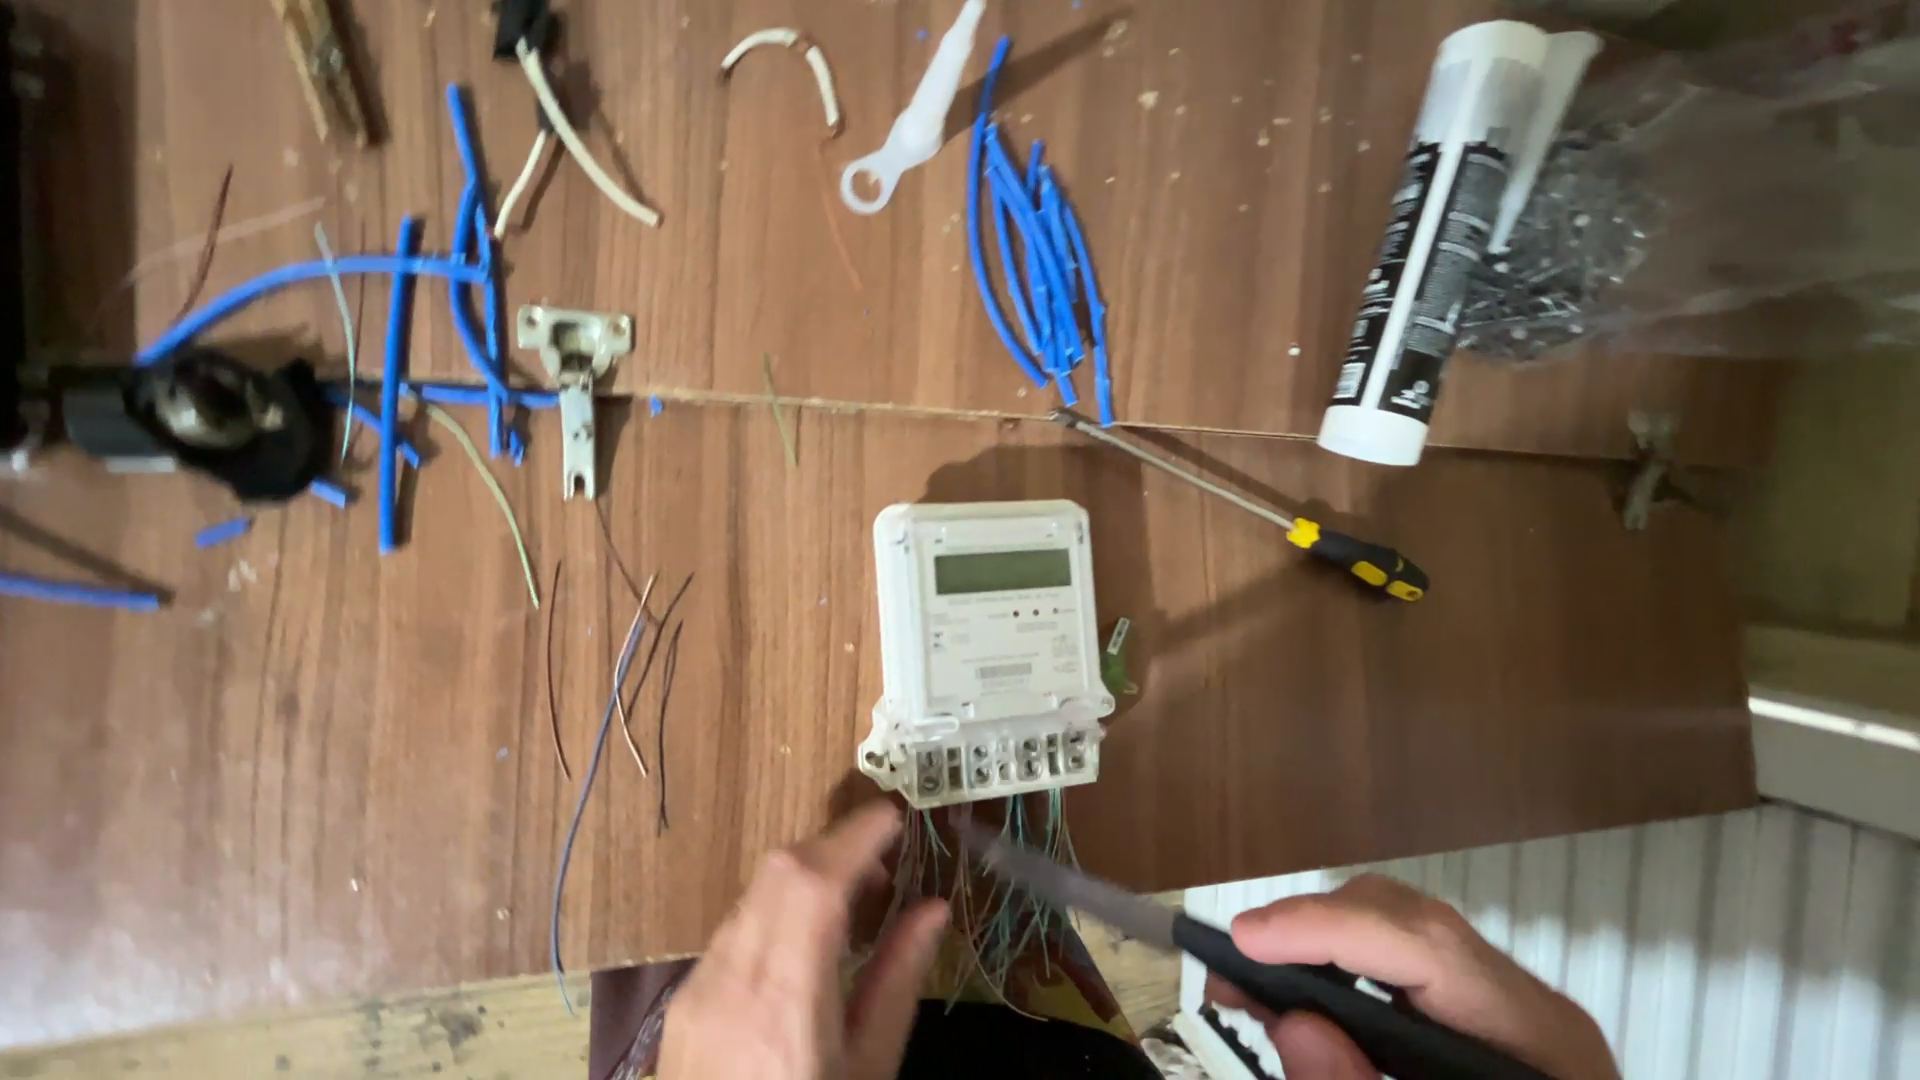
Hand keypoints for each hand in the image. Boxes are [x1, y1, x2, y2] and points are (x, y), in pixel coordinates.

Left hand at [658, 801, 950, 1079]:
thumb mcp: (870, 1069)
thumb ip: (900, 981)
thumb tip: (935, 908)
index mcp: (788, 1001)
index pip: (814, 884)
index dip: (854, 836)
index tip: (895, 817)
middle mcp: (734, 979)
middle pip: (779, 870)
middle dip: (835, 845)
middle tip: (883, 865)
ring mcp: (701, 987)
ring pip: (754, 890)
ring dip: (806, 873)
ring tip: (852, 901)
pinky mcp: (685, 998)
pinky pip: (736, 923)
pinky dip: (777, 906)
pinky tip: (805, 940)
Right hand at [1212, 874, 1616, 1079]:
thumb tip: (1291, 1023)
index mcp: (1541, 1044)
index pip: (1428, 948)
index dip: (1330, 930)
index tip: (1246, 939)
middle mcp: (1524, 1006)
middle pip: (1407, 921)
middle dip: (1310, 929)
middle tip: (1233, 968)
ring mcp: (1500, 1004)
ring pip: (1395, 928)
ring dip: (1314, 943)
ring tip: (1250, 982)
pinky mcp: (1472, 1013)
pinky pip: (1393, 960)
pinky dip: (1334, 965)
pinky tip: (1296, 998)